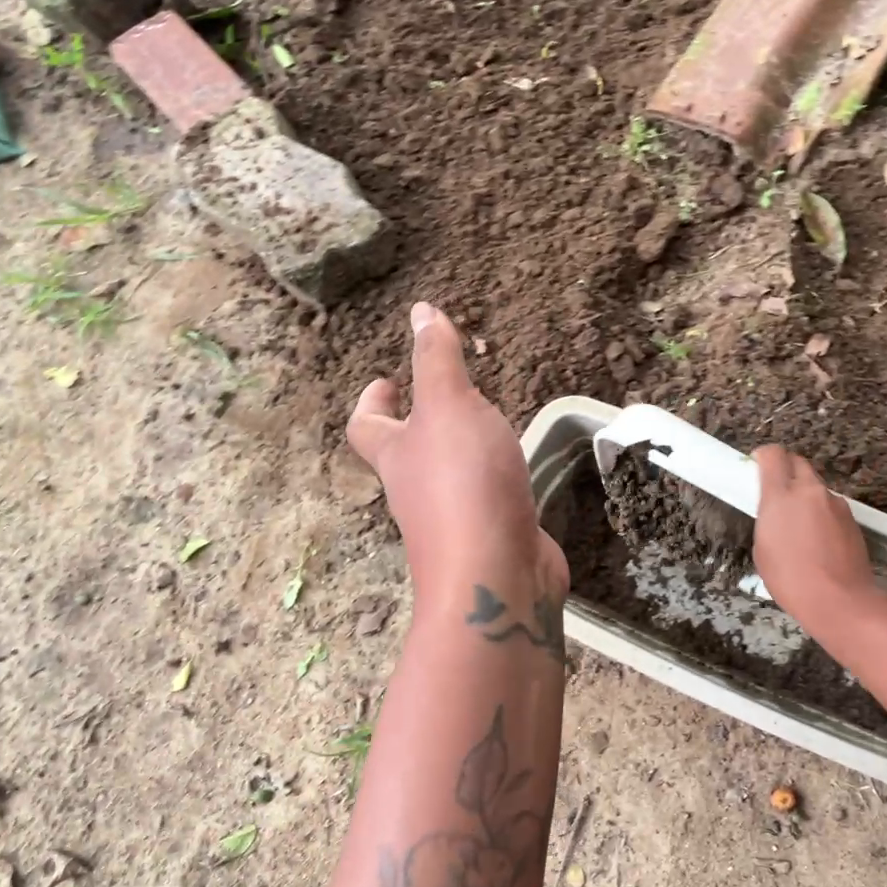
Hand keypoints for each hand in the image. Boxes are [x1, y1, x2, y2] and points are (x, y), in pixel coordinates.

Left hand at [347, 304, 567, 612]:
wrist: (496, 576)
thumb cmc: (464, 485)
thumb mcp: (450, 408)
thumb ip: (438, 360)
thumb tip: (421, 310)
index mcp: (396, 456)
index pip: (366, 424)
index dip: (372, 400)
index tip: (385, 379)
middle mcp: (417, 490)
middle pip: (404, 455)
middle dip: (416, 427)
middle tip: (444, 400)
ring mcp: (455, 521)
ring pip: (448, 481)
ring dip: (460, 456)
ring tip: (488, 429)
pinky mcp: (493, 539)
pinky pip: (489, 502)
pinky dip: (497, 483)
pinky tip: (520, 475)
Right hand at [751, 446, 880, 626]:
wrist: (839, 599)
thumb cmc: (791, 580)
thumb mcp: (763, 549)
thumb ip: (768, 519)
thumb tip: (776, 512)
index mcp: (781, 496)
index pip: (773, 455)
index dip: (763, 456)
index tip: (757, 464)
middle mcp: (810, 491)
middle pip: (798, 463)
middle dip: (786, 470)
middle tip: (777, 492)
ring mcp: (834, 503)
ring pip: (816, 486)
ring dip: (806, 494)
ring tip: (800, 524)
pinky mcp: (851, 517)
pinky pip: (831, 505)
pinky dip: (822, 513)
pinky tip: (819, 539)